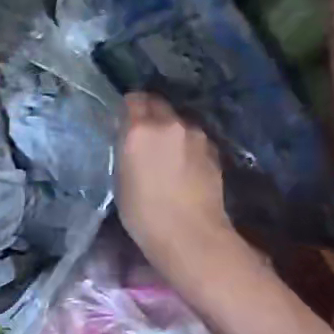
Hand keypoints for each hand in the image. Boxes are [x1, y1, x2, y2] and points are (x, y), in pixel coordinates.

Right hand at [116, 94, 235, 271]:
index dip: (128, 109)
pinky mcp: (213, 150)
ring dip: (171, 132)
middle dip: (150, 115)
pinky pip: (195, 140)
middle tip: (143, 136)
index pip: (133, 100)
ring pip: (179, 123)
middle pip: (158, 105)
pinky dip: (187, 147)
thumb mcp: (120, 181)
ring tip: (166, 155)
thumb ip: (126, 151)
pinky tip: (184, 168)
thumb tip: (131, 142)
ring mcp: (196, 135)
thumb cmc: (143, 215)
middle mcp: (170, 124)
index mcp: (140, 130)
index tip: (124, 121)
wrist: (190, 234)